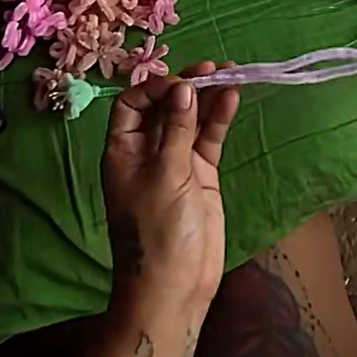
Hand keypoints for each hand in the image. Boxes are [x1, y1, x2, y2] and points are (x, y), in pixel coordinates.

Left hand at [101, 70, 240, 316]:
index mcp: (123, 151)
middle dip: (186, 85)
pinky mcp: (200, 172)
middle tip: (212, 68)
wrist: (176, 288)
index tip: (181, 84)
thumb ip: (177, 130)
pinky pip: (209, 137)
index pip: (132, 104)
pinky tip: (233, 98)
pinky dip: (220, 118)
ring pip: (191, 118)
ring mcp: (176, 161)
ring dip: (209, 96)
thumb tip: (184, 88)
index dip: (154, 88)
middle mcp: (148, 151)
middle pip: (165, 107)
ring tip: (231, 73)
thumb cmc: (158, 232)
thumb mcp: (165, 176)